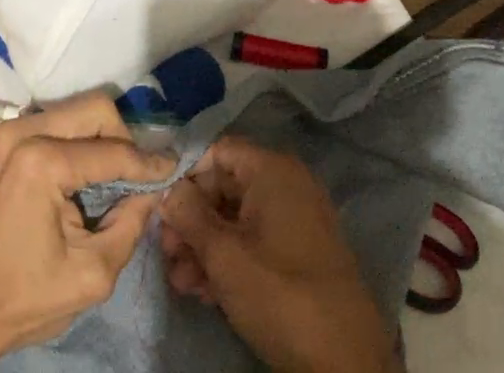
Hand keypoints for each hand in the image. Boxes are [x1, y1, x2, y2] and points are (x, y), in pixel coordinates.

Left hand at [0, 93, 176, 372]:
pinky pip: (55, 123)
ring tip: (114, 180)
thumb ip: (131, 223)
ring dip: (101, 138)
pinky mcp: (2, 142)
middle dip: (124, 139)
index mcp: (42, 162)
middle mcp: (22, 133)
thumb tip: (153, 190)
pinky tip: (86, 177)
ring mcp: (7, 133)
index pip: (114, 151)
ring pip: (76, 111)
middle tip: (137, 178)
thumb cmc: (25, 298)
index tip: (175, 170)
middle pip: (95, 109)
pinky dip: (78, 141)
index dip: (149, 164)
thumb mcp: (93, 273)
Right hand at [160, 137, 399, 372]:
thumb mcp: (223, 254)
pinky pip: (253, 242)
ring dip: (203, 247)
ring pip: (235, 220)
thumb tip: (168, 190)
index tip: (159, 203)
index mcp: (273, 172)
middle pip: (223, 187)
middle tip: (166, 252)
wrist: (344, 363)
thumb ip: (188, 215)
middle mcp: (287, 187)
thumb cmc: (278, 294)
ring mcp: (295, 221)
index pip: (217, 151)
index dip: (185, 174)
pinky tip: (204, 291)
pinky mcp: (297, 255)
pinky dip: (227, 261)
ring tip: (181, 282)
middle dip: (190, 220)